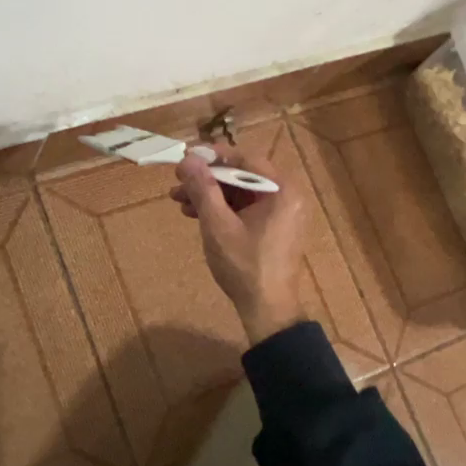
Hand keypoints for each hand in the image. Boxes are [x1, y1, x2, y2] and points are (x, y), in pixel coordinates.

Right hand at [169, 143, 310, 344]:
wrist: (267, 308)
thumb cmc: (244, 266)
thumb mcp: (218, 225)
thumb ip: (203, 189)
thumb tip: (188, 159)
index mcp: (282, 189)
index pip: (245, 158)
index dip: (213, 156)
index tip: (186, 159)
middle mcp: (287, 195)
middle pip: (242, 175)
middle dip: (208, 179)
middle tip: (177, 182)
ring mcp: (282, 213)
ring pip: (241, 192)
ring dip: (211, 195)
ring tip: (179, 201)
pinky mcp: (274, 228)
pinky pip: (247, 208)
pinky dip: (223, 209)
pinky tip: (197, 215)